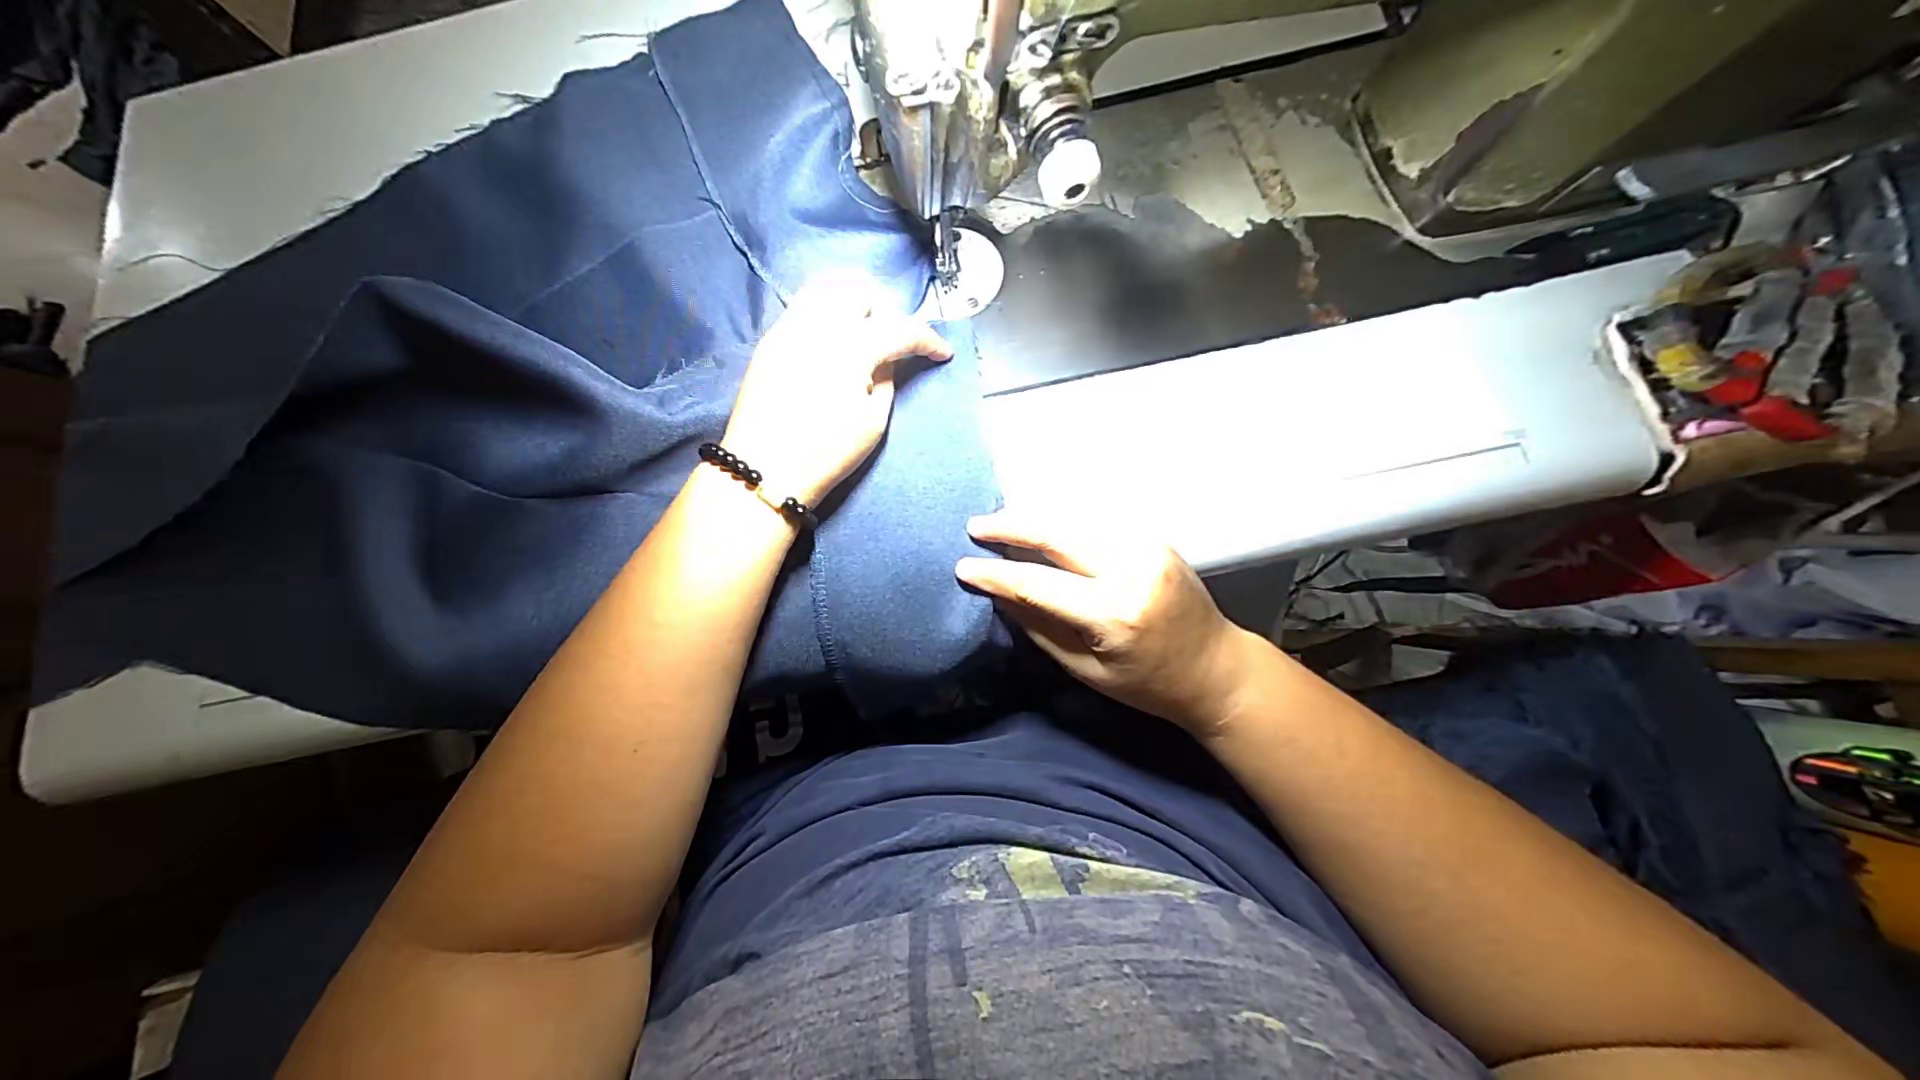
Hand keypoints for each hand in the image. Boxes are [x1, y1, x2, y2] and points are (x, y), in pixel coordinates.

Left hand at [722, 274, 952, 506]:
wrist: (765, 469)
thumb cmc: (827, 452)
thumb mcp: (873, 420)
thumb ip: (887, 378)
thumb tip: (887, 359)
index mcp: (852, 346)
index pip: (901, 328)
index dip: (928, 340)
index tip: (942, 353)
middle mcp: (820, 324)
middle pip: (863, 294)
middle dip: (889, 311)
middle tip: (898, 340)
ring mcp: (790, 327)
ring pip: (828, 289)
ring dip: (854, 300)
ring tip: (865, 326)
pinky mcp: (771, 340)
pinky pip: (803, 305)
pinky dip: (826, 309)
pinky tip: (834, 335)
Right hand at [954, 510, 1263, 739]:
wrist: (1216, 669)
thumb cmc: (1148, 684)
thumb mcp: (1086, 668)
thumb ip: (1039, 627)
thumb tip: (1000, 593)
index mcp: (1113, 613)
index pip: (1039, 583)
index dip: (997, 575)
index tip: (964, 567)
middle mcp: (1132, 570)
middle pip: (1058, 534)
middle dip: (1012, 526)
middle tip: (975, 527)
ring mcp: (1148, 548)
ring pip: (1078, 519)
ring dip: (1037, 518)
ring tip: (1001, 522)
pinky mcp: (1156, 539)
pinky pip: (1099, 522)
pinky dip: (1066, 520)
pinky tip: (1044, 523)